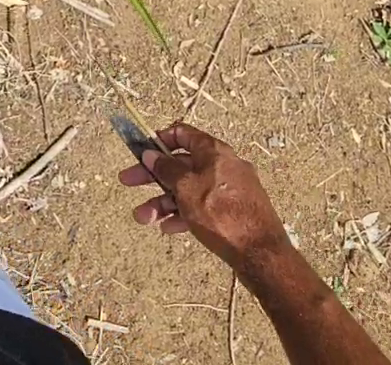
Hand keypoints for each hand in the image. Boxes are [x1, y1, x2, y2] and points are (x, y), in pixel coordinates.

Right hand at [118, 121, 289, 271]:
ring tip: (143, 218)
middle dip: (152, 176)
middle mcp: (222, 166)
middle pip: (180, 164)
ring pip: (188, 189)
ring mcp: (229, 190)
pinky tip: (168, 229)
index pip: (181, 134)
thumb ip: (165, 168)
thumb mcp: (185, 187)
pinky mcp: (233, 212)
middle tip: (128, 182)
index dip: (159, 139)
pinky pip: (201, 206)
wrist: (262, 256)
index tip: (141, 150)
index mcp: (213, 152)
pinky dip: (183, 214)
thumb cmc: (221, 214)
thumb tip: (151, 155)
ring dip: (162, 202)